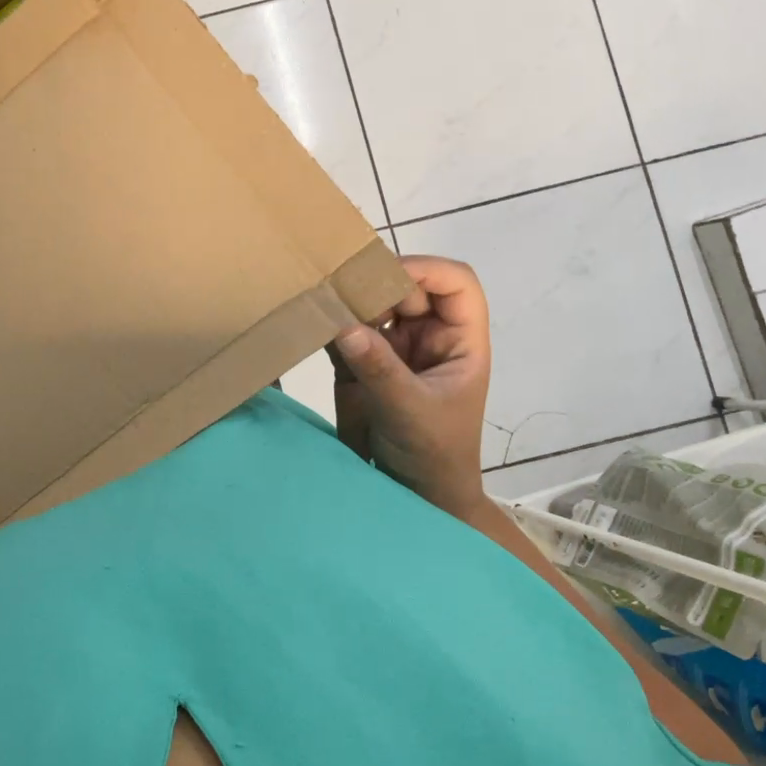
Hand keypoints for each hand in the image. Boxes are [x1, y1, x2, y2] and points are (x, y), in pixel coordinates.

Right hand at [329, 255, 490, 511]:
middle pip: (404, 288)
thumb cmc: (434, 453)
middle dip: (374, 283)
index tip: (383, 275)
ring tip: (318, 299)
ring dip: (346, 302)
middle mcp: (425, 336)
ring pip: (369, 306)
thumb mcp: (413, 412)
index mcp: (459, 340)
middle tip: (339, 289)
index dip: (424, 270)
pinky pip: (341, 333)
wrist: (413, 495)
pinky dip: (324, 325)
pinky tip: (306, 320)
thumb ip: (380, 369)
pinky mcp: (356, 365)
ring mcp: (390, 349)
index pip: (454, 284)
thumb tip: (343, 325)